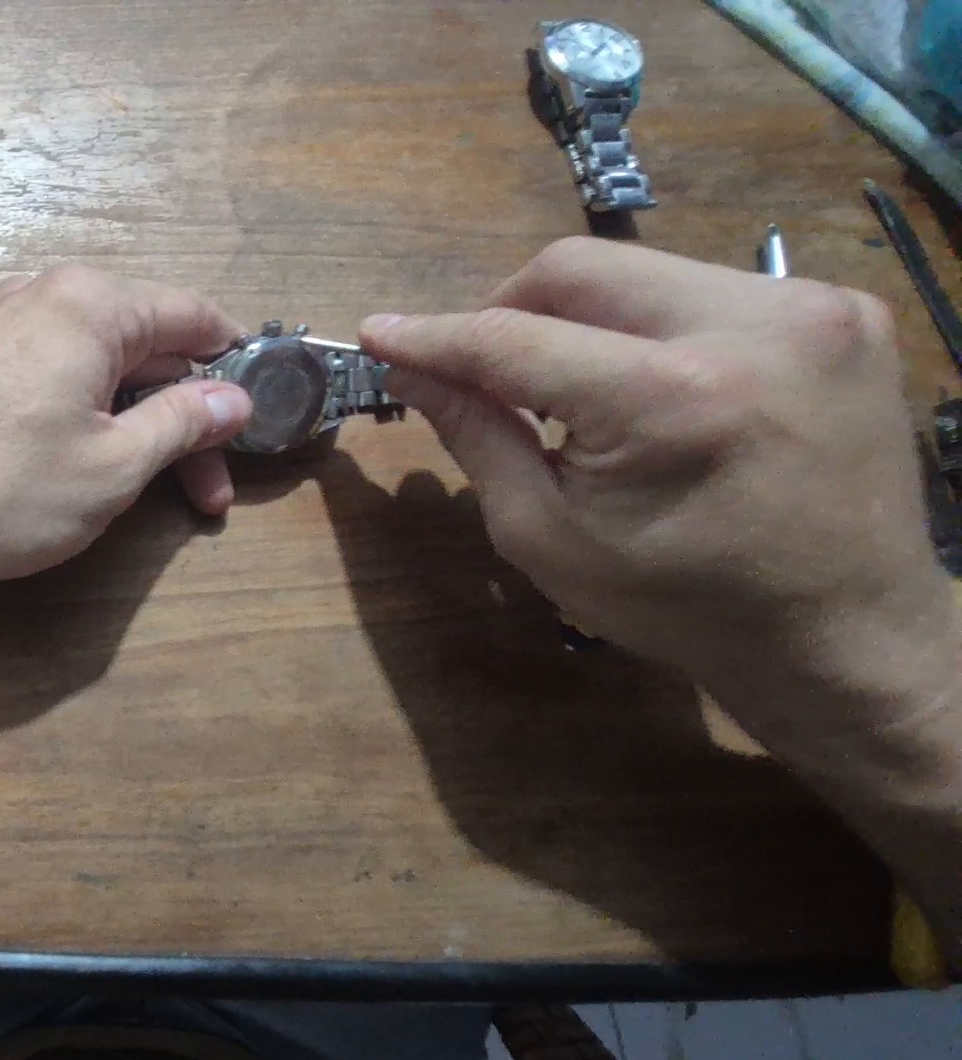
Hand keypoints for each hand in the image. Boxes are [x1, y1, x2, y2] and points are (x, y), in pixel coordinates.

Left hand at [0, 264, 252, 581]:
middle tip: (204, 491)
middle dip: (182, 416)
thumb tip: (234, 398)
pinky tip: (82, 458)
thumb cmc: (2, 486)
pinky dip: (83, 413)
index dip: (235, 367)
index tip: (252, 419)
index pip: (195, 314)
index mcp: (93, 303)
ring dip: (133, 421)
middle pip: (145, 344)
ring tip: (147, 484)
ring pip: (97, 364)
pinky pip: (51, 372)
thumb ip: (182, 422)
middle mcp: (45, 294)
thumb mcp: (113, 465)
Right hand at [358, 238, 955, 739]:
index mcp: (670, 401)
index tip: (374, 334)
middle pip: (575, 269)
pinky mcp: (845, 306)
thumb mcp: (541, 532)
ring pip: (633, 271)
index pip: (513, 340)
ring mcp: (812, 307)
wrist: (842, 630)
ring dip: (564, 318)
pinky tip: (624, 385)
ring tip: (551, 388)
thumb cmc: (672, 601)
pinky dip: (629, 326)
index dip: (431, 336)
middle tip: (471, 371)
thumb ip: (475, 435)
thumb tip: (409, 373)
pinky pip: (692, 289)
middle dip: (498, 311)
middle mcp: (753, 326)